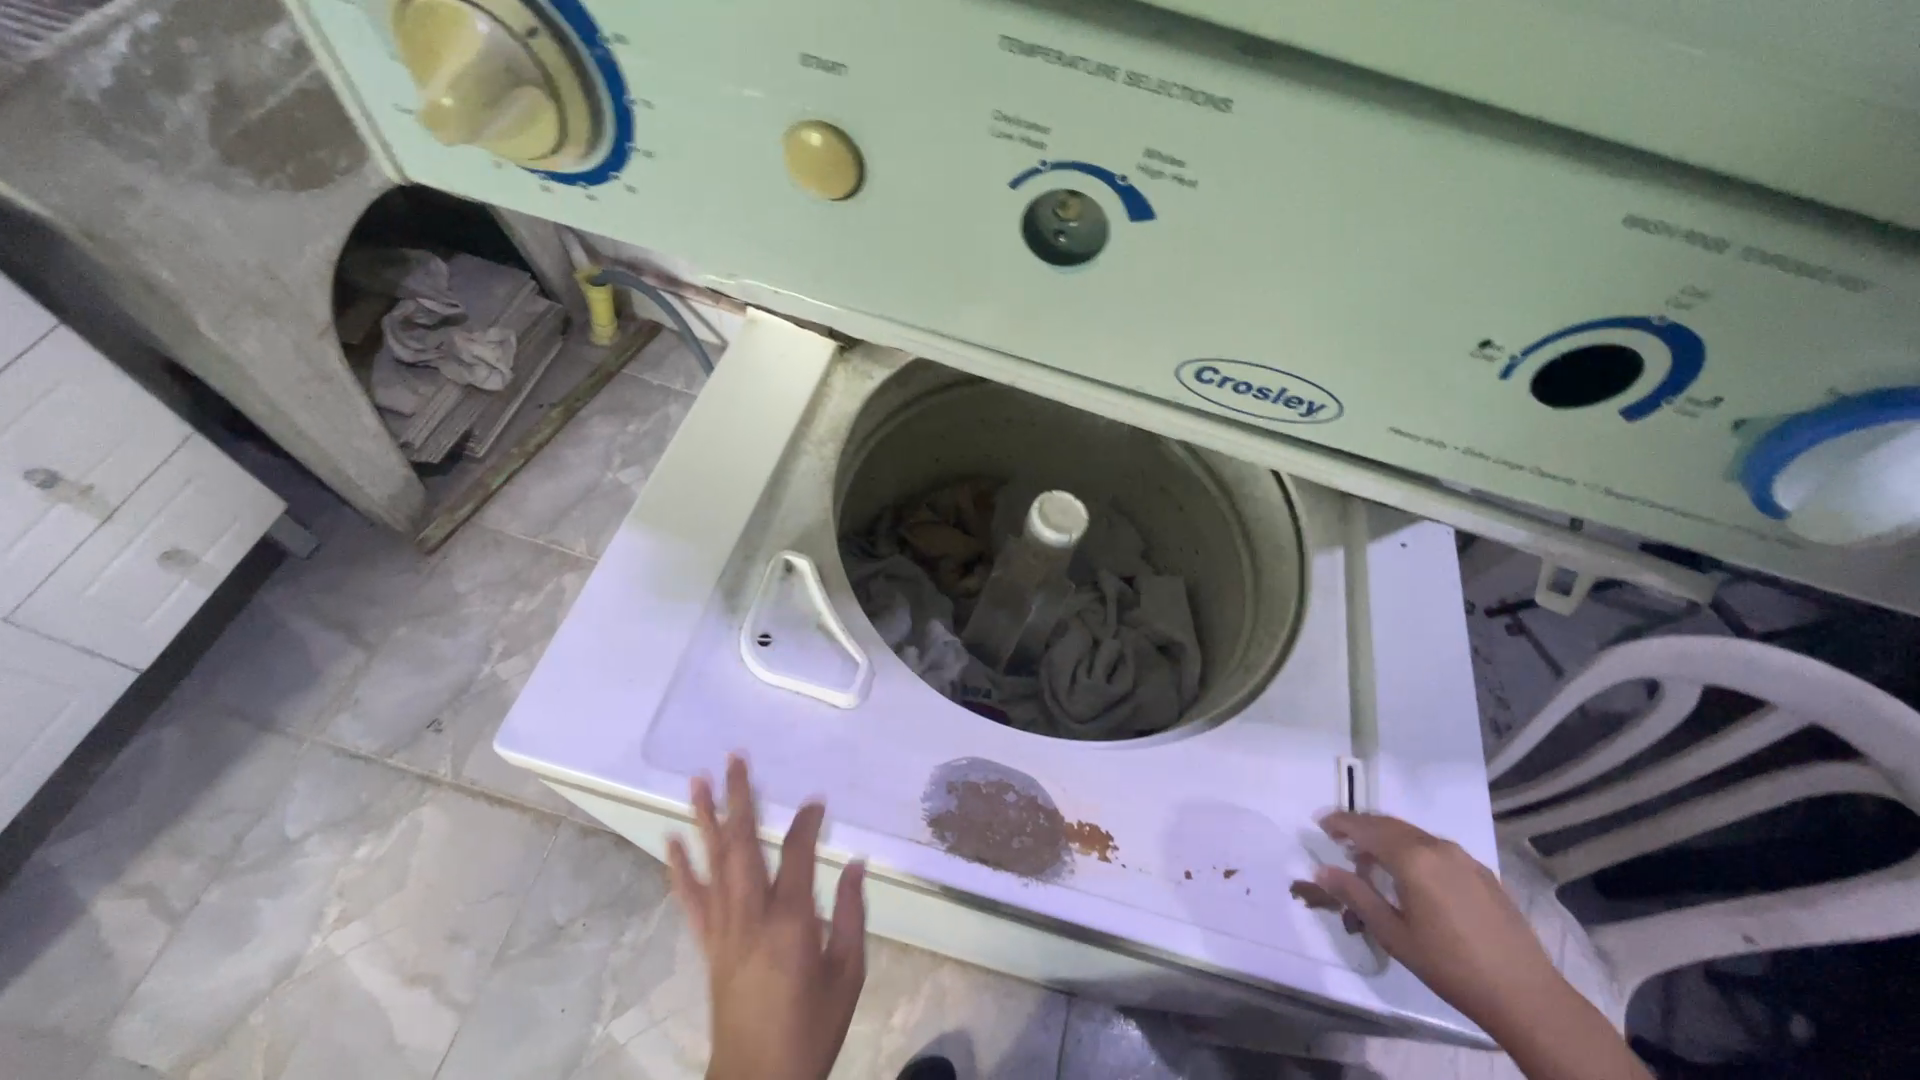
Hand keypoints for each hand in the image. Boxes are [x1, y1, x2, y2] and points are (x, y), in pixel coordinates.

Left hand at [668, 755, 867, 1079]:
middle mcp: (751, 915)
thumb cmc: (813, 1028)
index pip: (800, 854)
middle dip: (740, 798)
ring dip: (705, 819)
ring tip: (697, 781)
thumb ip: (852, 915)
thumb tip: (856, 865)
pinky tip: (672, 841)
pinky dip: (680, 868)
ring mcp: (723, 929)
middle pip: (743, 844)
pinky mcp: (708, 945)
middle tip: (735, 759)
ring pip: (713, 863)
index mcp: (792, 921)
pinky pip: (690, 900)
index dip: (808, 822)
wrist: (760, 1078)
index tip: (817, 801)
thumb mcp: (849, 973)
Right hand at [1311, 812, 1559, 1026]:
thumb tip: (1322, 870)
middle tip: (1340, 837)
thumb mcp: (1393, 934)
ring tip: (1371, 858)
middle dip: (1363, 827)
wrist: (1523, 992)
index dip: (1341, 823)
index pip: (1367, 829)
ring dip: (1388, 838)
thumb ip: (1356, 895)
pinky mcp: (1483, 873)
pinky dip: (1413, 850)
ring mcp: (1465, 859)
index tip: (1320, 823)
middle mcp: (1439, 848)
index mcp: (1413, 859)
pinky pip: (1437, 849)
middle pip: (1391, 826)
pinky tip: (1411, 875)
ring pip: (1416, 836)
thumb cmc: (1449, 965)